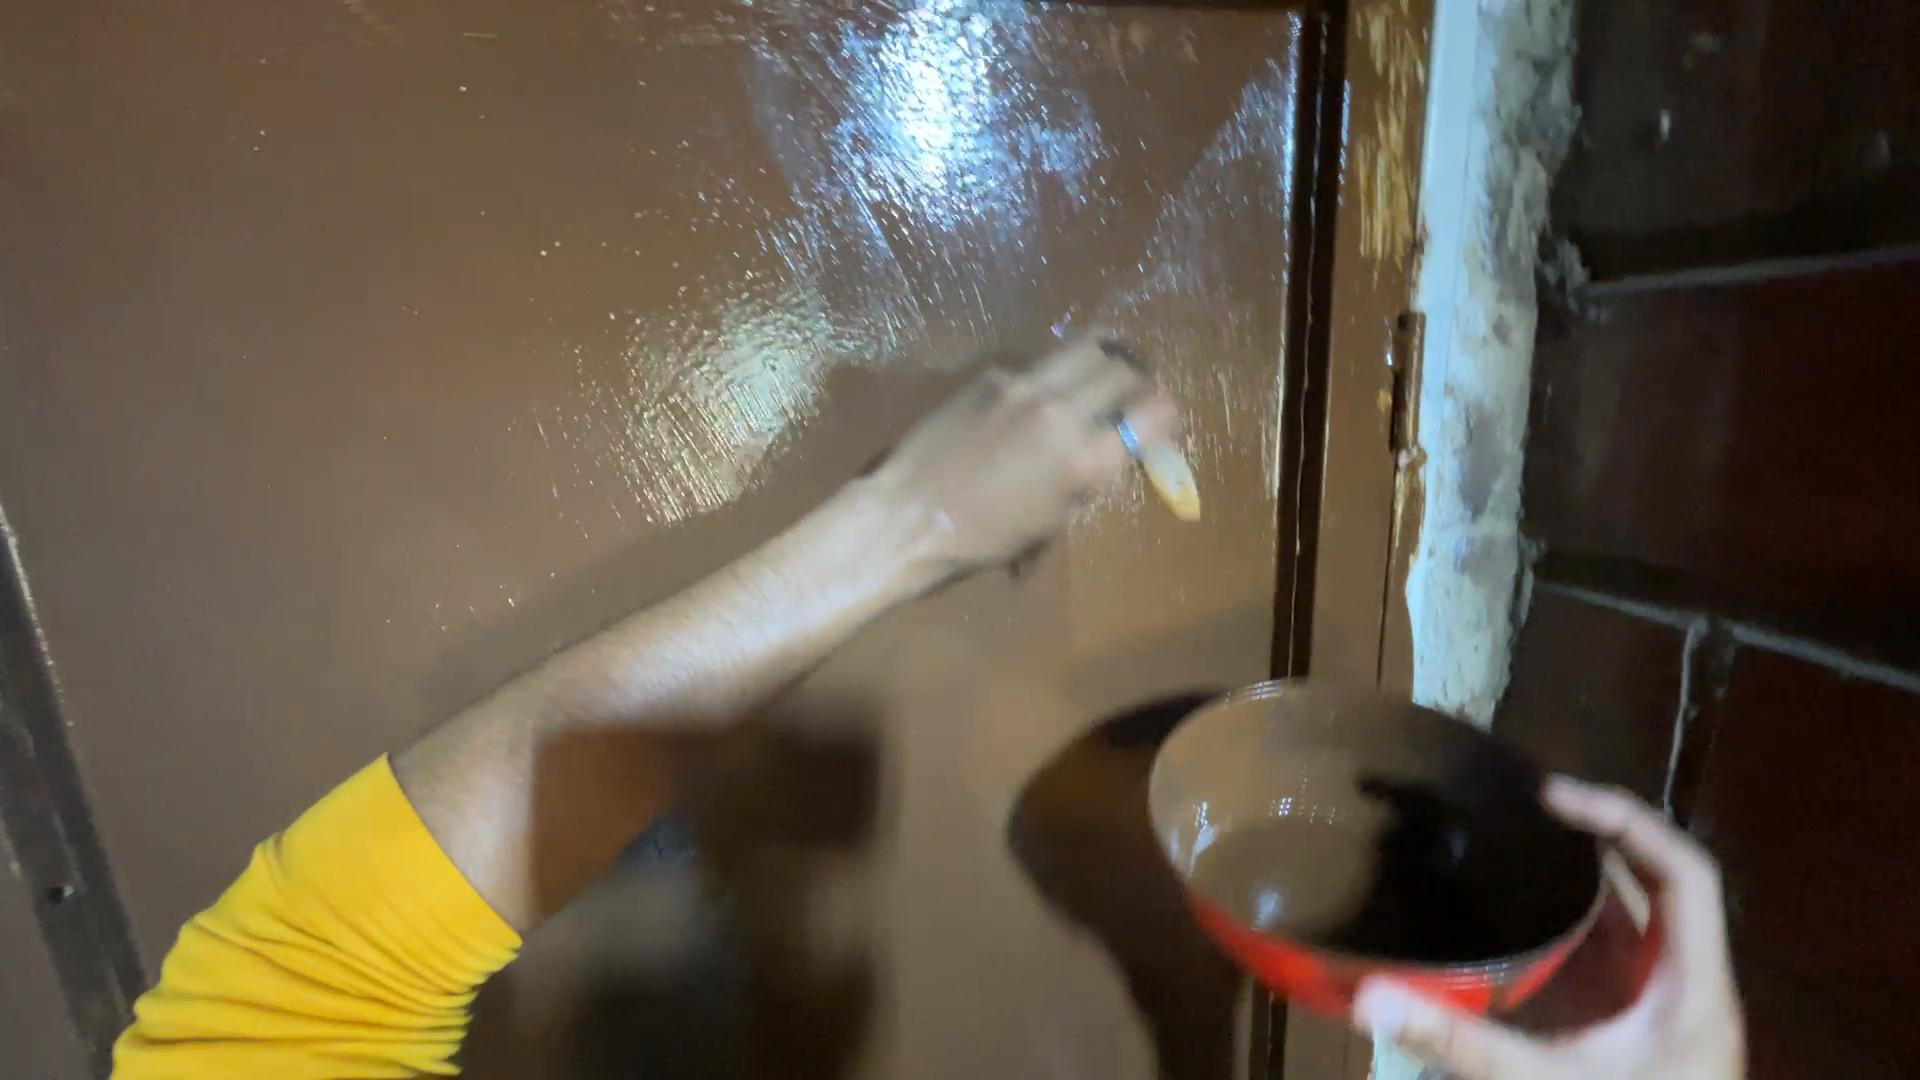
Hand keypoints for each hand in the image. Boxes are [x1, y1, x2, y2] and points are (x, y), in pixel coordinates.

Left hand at [872, 333, 1178, 573]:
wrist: (906, 516)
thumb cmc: (980, 540)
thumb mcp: (1050, 522)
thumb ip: (1086, 478)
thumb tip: (1104, 450)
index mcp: (1083, 461)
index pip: (1154, 412)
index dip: (1165, 412)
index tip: (1160, 416)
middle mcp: (1061, 412)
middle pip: (1122, 366)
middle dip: (1135, 378)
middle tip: (1130, 391)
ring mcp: (1022, 386)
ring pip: (1083, 348)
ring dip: (1098, 362)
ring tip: (1092, 378)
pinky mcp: (989, 376)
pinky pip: (1036, 365)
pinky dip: (1048, 377)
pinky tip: (1030, 400)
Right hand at [1352, 777, 1745, 1079]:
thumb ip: (1458, 1040)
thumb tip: (1368, 993)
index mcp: (1690, 988)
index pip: (1686, 876)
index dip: (1625, 820)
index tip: (1549, 797)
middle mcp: (1680, 980)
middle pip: (1656, 879)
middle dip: (1594, 830)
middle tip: (1517, 801)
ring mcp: (1652, 997)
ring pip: (1627, 907)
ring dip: (1576, 864)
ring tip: (1508, 831)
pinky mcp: (1622, 1013)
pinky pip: (1599, 938)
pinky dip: (1560, 905)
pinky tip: (1509, 898)